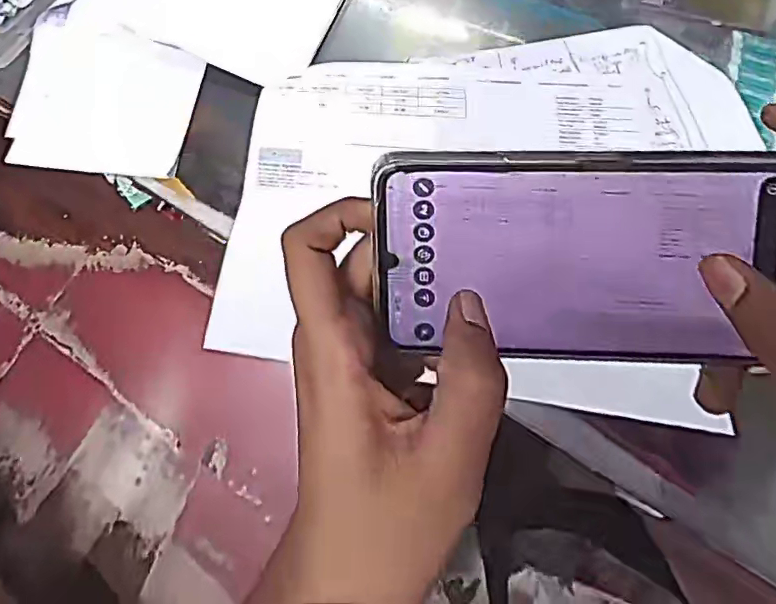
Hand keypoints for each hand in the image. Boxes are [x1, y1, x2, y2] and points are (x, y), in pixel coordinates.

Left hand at [250, 199, 507, 603]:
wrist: (349, 576)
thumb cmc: (375, 531)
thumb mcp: (447, 460)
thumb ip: (471, 380)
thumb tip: (472, 310)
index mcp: (330, 349)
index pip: (303, 249)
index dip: (337, 213)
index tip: (390, 208)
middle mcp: (331, 342)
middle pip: (356, 261)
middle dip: (405, 247)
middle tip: (457, 244)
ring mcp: (348, 356)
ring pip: (380, 292)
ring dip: (423, 286)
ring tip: (471, 287)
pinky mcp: (367, 374)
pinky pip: (395, 325)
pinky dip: (428, 320)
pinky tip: (465, 336)